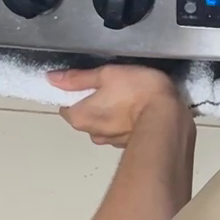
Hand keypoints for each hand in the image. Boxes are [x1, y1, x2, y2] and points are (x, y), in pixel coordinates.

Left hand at [47, 65, 192, 149]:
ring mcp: (110, 142)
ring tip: (132, 98)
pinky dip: (127, 122)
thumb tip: (51, 78)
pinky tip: (141, 110)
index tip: (93, 82)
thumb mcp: (107, 74)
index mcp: (79, 116)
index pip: (66, 104)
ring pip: (104, 123)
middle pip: (85, 114)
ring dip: (112, 113)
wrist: (168, 118)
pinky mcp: (128, 145)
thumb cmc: (136, 92)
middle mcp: (90, 133)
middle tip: (115, 86)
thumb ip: (79, 77)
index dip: (77, 91)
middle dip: (96, 102)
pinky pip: (121, 130)